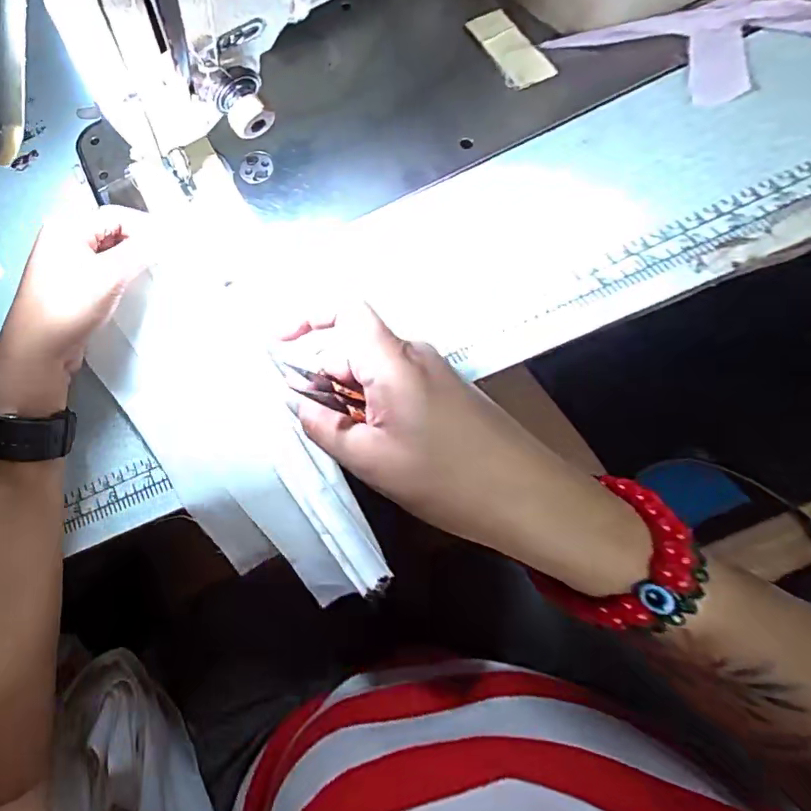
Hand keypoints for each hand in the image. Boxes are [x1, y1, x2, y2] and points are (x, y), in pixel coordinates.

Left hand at [0, 205, 152, 416]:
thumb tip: (163, 237)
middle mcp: (61, 241)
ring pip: (107, 253)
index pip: (116, 215)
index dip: (145, 227)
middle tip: (160, 259)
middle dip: (138, 244)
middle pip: (111, 231)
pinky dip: (116, 276)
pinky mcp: (68, 286)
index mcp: (66, 228)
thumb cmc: (66, 309)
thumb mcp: (112, 274)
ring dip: (128, 262)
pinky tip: (126, 290)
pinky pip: (99, 271)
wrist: (38, 351)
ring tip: (145, 275)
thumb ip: (142, 250)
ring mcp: (63, 264)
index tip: (168, 243)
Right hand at [282, 303, 651, 594]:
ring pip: (372, 370)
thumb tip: (300, 405)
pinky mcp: (444, 392)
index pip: (345, 312)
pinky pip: (395, 384)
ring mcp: (432, 372)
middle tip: (314, 422)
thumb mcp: (371, 460)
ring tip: (350, 444)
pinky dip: (373, 405)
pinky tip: (378, 445)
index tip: (279, 342)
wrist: (532, 499)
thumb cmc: (449, 480)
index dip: (307, 318)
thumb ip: (325, 427)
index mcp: (393, 360)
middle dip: (324, 377)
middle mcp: (413, 355)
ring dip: (349, 397)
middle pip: (353, 345)